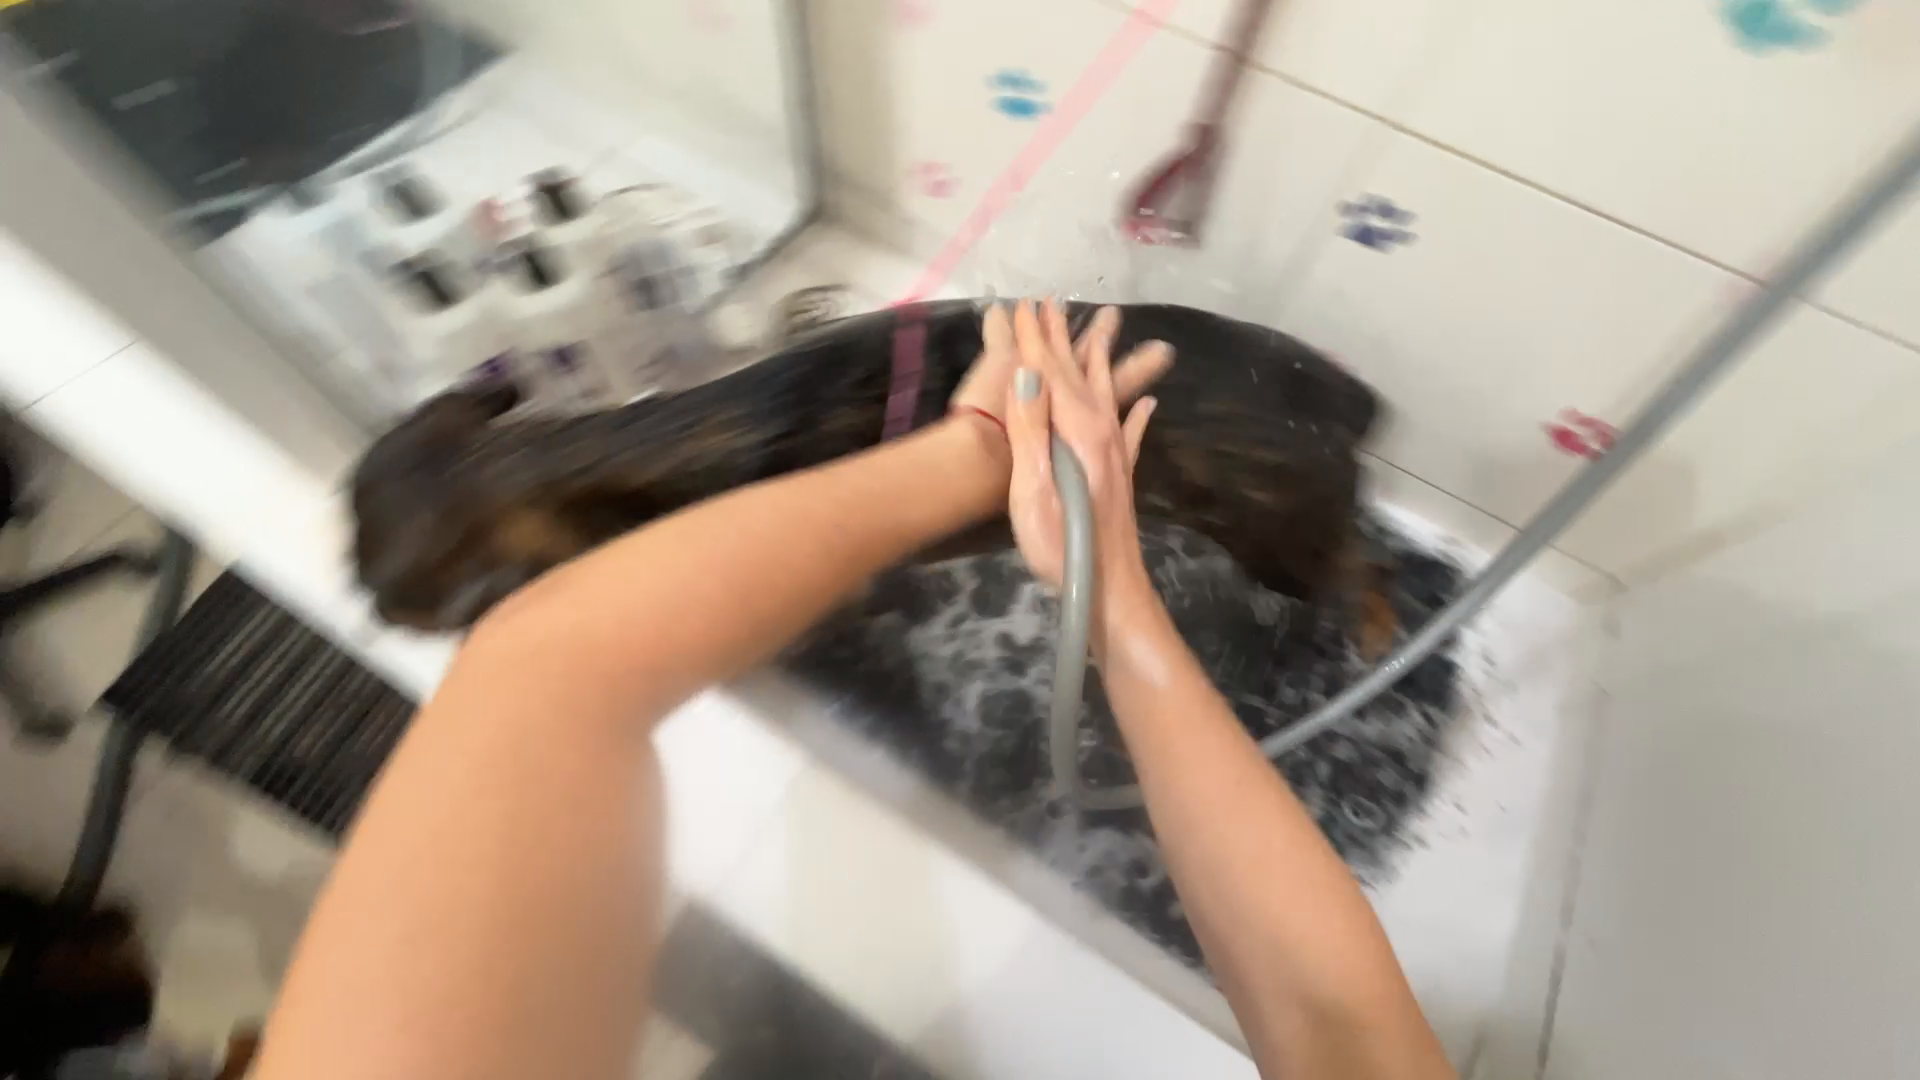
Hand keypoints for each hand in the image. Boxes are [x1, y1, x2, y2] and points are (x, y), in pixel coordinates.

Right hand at [1003, 299, 1171, 608]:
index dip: (1037, 339)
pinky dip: (1136, 411)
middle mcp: (1103, 433)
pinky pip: (1131, 429)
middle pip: (1081, 374)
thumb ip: (1031, 431)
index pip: (1053, 373)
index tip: (1024, 304)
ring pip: (1107, 392)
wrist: (1110, 593)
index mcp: (1079, 433)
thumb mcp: (1034, 490)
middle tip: (1053, 301)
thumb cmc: (1063, 548)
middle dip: (1064, 337)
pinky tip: (1147, 403)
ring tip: (1103, 326)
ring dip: (1099, 359)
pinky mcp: (1122, 476)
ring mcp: (1117, 454)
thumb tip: (1028, 372)